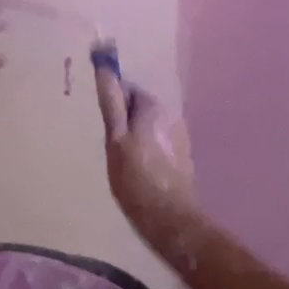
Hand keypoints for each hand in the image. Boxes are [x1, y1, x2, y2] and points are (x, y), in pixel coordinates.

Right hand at [95, 57, 196, 240]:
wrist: (171, 221)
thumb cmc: (136, 178)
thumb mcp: (115, 138)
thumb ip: (111, 102)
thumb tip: (104, 66)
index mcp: (153, 105)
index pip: (127, 88)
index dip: (113, 104)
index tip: (105, 126)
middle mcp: (171, 114)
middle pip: (139, 107)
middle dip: (125, 121)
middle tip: (112, 147)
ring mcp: (180, 136)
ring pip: (149, 126)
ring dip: (137, 136)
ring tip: (125, 163)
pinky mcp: (184, 156)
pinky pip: (159, 143)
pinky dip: (149, 150)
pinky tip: (141, 172)